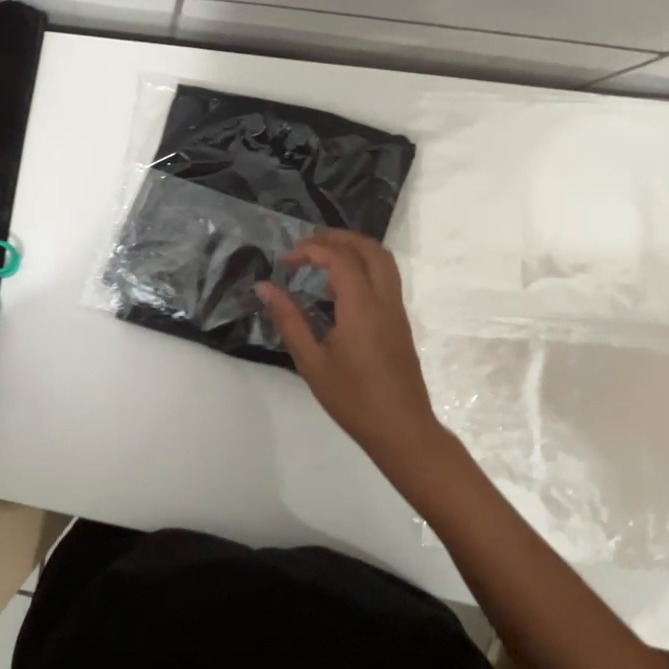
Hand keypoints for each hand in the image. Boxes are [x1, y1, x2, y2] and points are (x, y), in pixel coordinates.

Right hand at [257, 230, 444, 463]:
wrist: (403, 430)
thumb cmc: (353, 400)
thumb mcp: (311, 363)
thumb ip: (289, 320)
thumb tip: (265, 287)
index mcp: (362, 310)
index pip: (340, 260)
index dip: (311, 250)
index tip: (285, 262)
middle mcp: (385, 302)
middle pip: (370, 249)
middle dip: (336, 238)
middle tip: (305, 245)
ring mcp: (397, 311)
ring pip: (383, 261)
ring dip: (353, 248)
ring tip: (321, 256)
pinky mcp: (400, 322)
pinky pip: (385, 278)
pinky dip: (362, 265)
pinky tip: (337, 283)